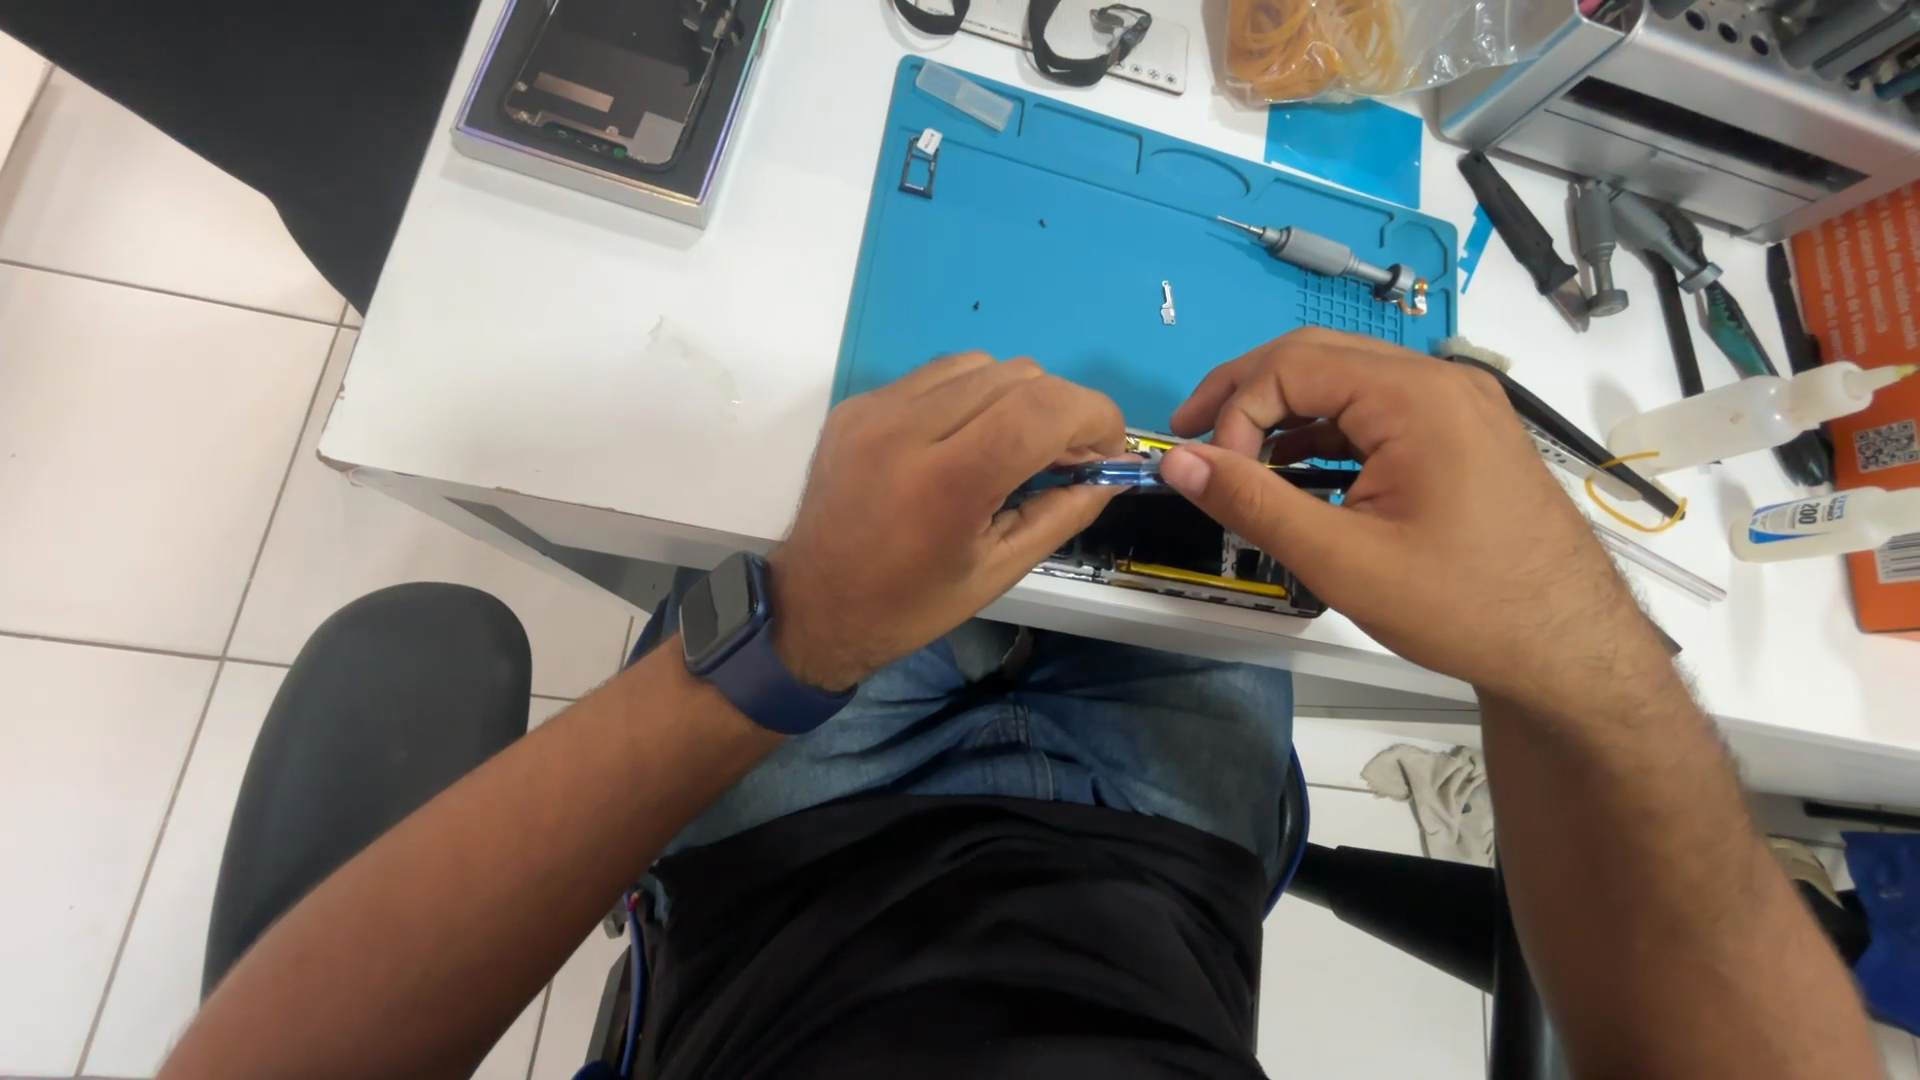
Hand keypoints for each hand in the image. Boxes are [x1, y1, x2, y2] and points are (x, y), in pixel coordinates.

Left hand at [770, 353, 1128, 690]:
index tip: (1107, 449)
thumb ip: (1063, 514)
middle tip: (1067, 456)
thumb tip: (1111, 474)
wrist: (813, 605)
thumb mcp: (998, 572)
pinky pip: (937, 374)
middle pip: (1020, 376)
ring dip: (1018, 396)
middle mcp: (908, 428)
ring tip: (1016, 444)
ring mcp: (876, 408)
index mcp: (947, 483)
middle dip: (1063, 408)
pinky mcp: (858, 404)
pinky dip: (972, 394)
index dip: (1096, 416)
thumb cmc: (909, 604)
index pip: (1045, 408)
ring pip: (981, 364)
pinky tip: (968, 435)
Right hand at [1158, 329, 1661, 706]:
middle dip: (1243, 393)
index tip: (1217, 476)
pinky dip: (1318, 432)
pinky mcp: (1456, 434)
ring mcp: (1453, 406)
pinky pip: (1370, 412)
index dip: (1235, 411)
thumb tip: (1176, 462)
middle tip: (1191, 435)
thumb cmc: (1459, 605)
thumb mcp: (1339, 559)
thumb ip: (1251, 502)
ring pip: (1340, 381)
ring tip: (1233, 457)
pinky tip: (1292, 470)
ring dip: (1278, 412)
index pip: (1291, 365)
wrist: (1568, 651)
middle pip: (1314, 357)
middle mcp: (1438, 382)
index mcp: (1414, 398)